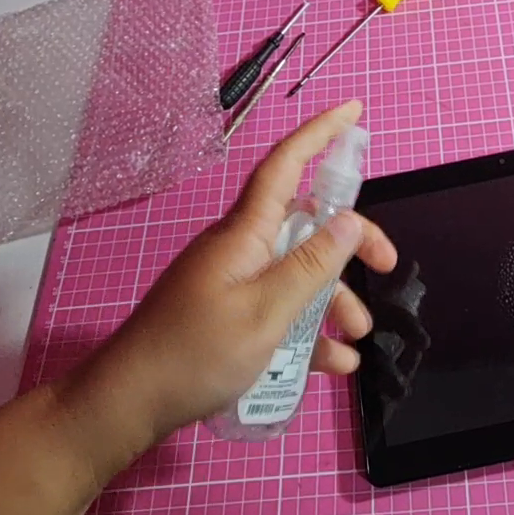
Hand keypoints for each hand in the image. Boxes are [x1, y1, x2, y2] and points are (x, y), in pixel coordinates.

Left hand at [62, 100, 397, 442]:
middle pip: (307, 223)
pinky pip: (279, 307)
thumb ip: (312, 264)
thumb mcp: (266, 311)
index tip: (353, 109)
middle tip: (387, 264)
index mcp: (246, 231)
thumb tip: (349, 219)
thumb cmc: (196, 352)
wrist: (126, 405)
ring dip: (332, 298)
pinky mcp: (229, 311)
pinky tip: (334, 361)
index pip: (287, 162)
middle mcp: (243, 245)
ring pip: (298, 271)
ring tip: (357, 335)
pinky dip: (308, 330)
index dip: (320, 131)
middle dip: (350, 241)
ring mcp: (235, 279)